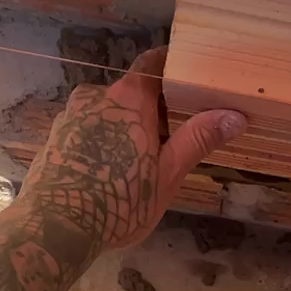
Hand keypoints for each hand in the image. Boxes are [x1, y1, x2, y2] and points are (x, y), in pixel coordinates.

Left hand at [27, 46, 245, 248]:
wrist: (55, 226)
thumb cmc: (119, 201)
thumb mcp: (167, 175)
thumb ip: (198, 140)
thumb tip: (235, 115)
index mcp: (129, 99)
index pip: (153, 63)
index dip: (171, 65)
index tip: (188, 76)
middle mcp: (96, 97)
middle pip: (131, 94)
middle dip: (151, 111)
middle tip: (171, 139)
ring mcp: (71, 116)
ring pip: (107, 114)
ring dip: (124, 130)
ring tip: (138, 164)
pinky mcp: (55, 138)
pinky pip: (87, 131)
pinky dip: (102, 143)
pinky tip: (108, 174)